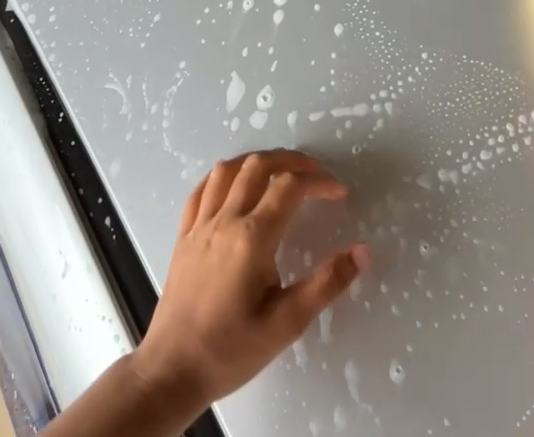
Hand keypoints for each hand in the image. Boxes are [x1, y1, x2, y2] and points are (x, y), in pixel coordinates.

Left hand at [132, 150, 368, 410]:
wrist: (170, 373)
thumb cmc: (230, 350)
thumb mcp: (287, 323)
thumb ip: (326, 283)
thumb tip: (362, 251)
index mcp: (253, 238)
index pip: (290, 186)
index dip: (319, 181)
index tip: (339, 192)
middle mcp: (225, 222)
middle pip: (258, 165)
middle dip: (292, 160)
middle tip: (316, 173)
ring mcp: (199, 226)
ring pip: (227, 170)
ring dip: (258, 161)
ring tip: (281, 170)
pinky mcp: (183, 237)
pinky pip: (201, 190)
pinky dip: (223, 175)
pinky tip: (235, 183)